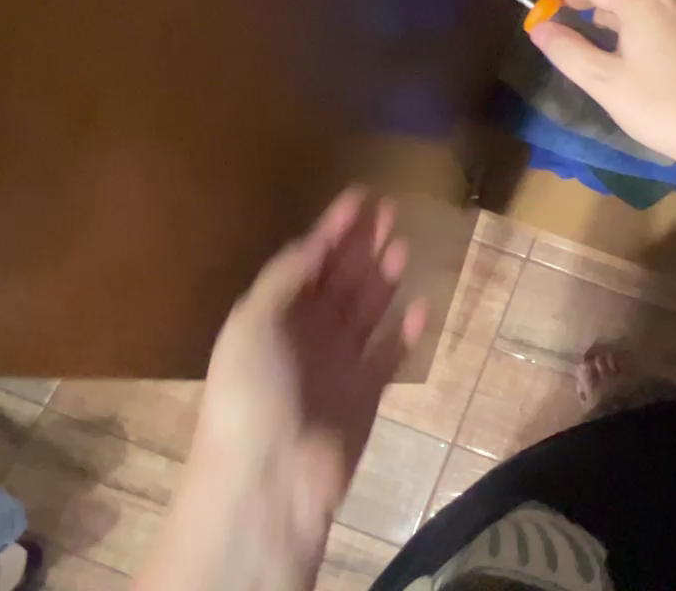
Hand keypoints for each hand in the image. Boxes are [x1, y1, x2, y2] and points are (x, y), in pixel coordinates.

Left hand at [143, 189, 427, 590]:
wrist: (271, 479)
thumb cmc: (254, 392)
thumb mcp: (254, 322)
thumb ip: (288, 276)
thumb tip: (318, 239)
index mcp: (274, 317)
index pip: (309, 261)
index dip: (333, 228)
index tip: (360, 196)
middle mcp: (307, 335)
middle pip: (341, 280)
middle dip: (363, 245)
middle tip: (391, 211)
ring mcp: (339, 363)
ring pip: (367, 310)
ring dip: (384, 278)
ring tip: (403, 245)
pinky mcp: (367, 391)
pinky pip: (390, 353)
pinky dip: (406, 330)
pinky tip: (421, 306)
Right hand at [529, 0, 675, 173]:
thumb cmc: (659, 106)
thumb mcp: (603, 81)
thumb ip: (567, 50)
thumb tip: (538, 26)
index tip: (553, 15)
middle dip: (599, 13)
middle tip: (581, 43)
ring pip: (651, 10)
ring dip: (628, 26)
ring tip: (615, 58)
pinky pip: (674, 25)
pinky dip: (655, 36)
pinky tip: (653, 69)